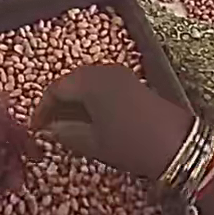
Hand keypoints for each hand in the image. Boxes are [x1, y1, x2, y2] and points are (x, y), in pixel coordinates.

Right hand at [34, 65, 191, 179]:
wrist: (177, 144)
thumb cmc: (130, 143)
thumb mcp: (93, 143)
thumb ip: (66, 133)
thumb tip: (49, 131)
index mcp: (89, 81)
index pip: (55, 89)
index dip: (42, 109)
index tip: (36, 129)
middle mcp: (103, 70)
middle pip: (70, 81)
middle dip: (58, 103)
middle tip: (49, 127)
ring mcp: (120, 74)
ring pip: (87, 83)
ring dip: (74, 101)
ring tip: (67, 125)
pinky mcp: (132, 82)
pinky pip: (102, 85)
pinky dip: (91, 99)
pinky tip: (90, 119)